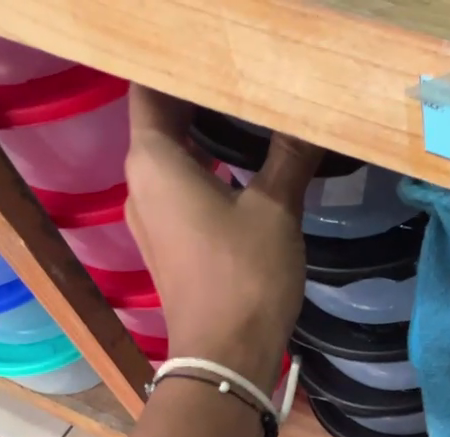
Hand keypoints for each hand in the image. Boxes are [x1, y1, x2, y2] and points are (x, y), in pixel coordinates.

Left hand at [123, 87, 321, 387]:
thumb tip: (309, 120)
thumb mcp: (275, 211)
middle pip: (162, 125)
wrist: (225, 358)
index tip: (223, 65)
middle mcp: (140, 184)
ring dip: (206, 144)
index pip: (154, 89)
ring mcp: (151, 221)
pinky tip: (244, 179)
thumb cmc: (244, 276)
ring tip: (251, 125)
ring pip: (173, 164)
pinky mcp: (169, 250)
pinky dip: (206, 178)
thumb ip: (288, 158)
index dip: (184, 70)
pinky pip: (181, 196)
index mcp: (153, 160)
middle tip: (248, 88)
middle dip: (201, 103)